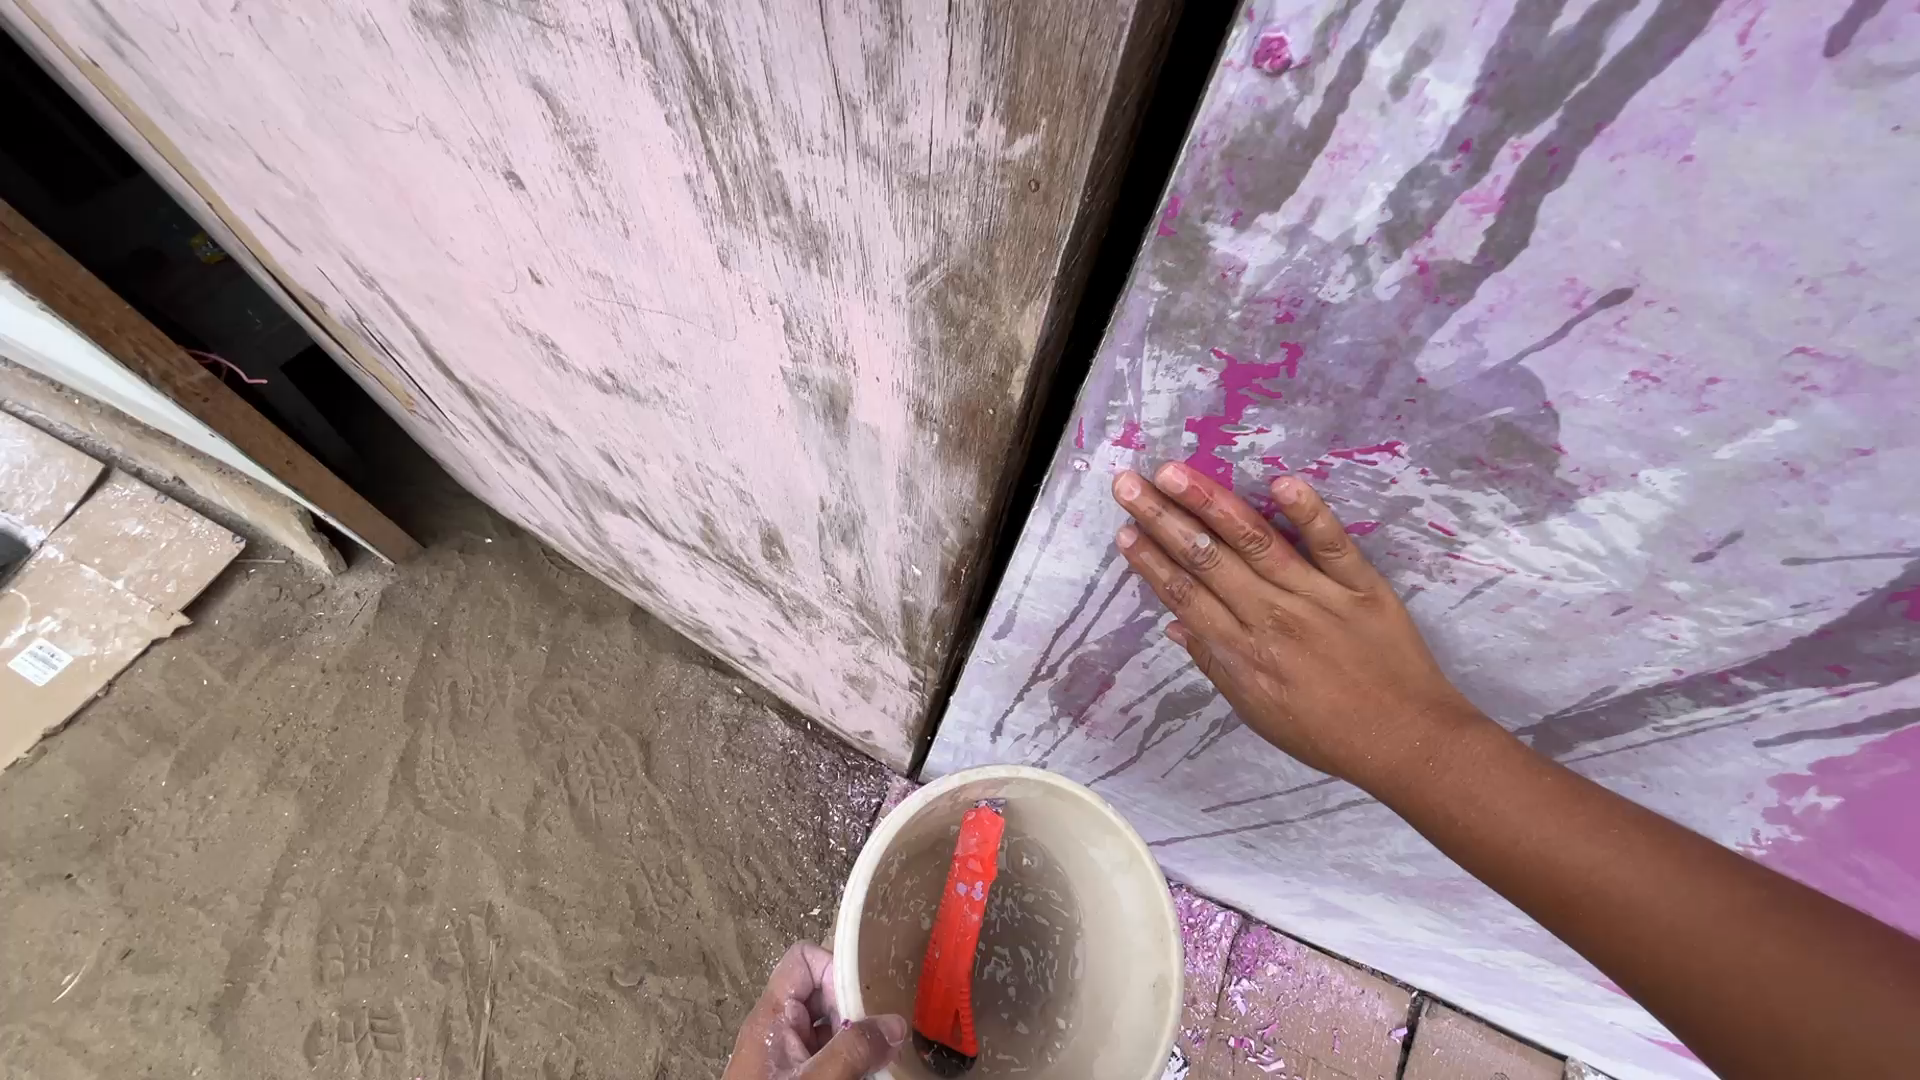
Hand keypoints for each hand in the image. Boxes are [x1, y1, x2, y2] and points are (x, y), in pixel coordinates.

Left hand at [722, 942, 907, 1079]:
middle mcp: (778, 1029)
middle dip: (853, 1007)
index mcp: (772, 1016)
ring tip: (881, 1057)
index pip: (804, 959)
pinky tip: (869, 1074)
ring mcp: (786, 1057)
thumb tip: (896, 1024)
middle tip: (878, 1036)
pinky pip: (828, 1053)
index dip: (833, 970)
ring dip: (857, 1036)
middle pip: (822, 991)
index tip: (857, 1004)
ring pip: (829, 1025)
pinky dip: (850, 1059)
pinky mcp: (796, 1078)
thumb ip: (854, 1051)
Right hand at [1110, 463, 1494, 793]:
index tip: (1123, 530)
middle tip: (1128, 484)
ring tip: (1173, 472)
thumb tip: (1174, 625)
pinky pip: (1332, 543)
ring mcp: (1317, 597)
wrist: (1408, 743)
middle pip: (1206, 558)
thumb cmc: (1324, 732)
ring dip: (1209, 502)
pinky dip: (1309, 511)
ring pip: (1255, 541)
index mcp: (1241, 652)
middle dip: (1161, 518)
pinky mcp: (1362, 585)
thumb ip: (1214, 664)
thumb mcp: (1255, 711)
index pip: (1184, 595)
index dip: (1149, 561)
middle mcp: (1271, 617)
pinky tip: (1280, 480)